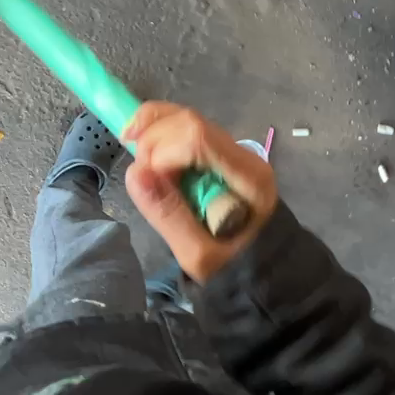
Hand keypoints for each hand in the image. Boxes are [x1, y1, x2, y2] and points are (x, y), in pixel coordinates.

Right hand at [123, 103, 278, 281]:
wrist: (266, 273)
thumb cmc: (236, 269)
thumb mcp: (200, 256)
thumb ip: (170, 215)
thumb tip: (135, 172)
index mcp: (247, 177)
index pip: (198, 138)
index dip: (161, 150)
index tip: (144, 180)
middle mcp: (243, 156)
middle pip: (191, 122)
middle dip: (153, 137)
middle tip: (136, 171)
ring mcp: (232, 154)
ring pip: (188, 120)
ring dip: (154, 129)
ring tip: (129, 144)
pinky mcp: (220, 158)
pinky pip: (188, 133)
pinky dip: (161, 134)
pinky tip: (144, 148)